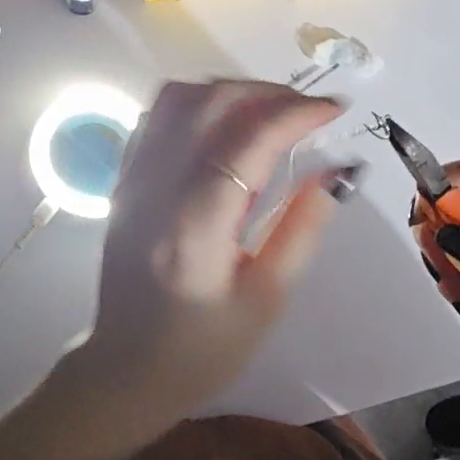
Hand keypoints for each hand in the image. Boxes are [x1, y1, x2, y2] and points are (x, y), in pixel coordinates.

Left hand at [68, 81, 350, 415]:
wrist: (126, 369)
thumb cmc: (203, 349)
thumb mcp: (266, 300)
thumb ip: (301, 228)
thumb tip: (336, 168)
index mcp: (195, 230)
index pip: (244, 144)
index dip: (293, 115)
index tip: (334, 110)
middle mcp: (155, 192)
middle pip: (207, 105)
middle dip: (266, 94)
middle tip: (308, 111)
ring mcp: (132, 181)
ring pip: (174, 99)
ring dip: (228, 90)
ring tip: (270, 111)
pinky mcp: (122, 181)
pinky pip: (155, 117)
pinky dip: (195, 104)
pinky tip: (225, 124)